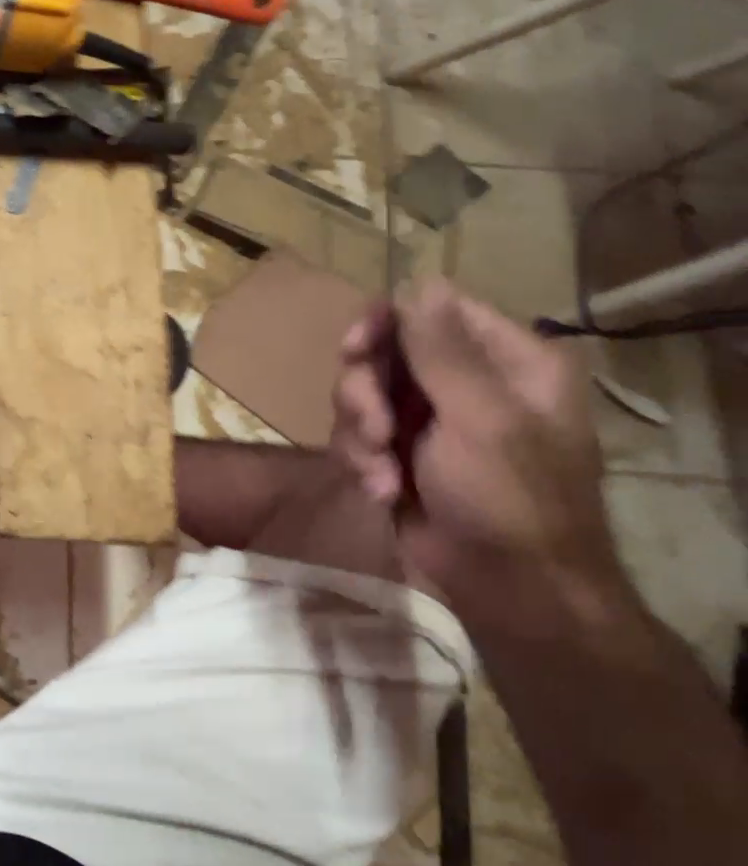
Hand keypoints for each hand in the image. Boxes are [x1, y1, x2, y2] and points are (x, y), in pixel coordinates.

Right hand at [331, 279, 629, 632]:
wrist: (505, 585)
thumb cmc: (509, 497)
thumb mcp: (478, 418)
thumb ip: (442, 350)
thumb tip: (421, 279)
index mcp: (506, 363)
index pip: (432, 311)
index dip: (387, 323)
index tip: (357, 349)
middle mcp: (466, 383)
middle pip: (385, 352)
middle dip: (365, 391)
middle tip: (371, 423)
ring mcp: (430, 419)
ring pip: (361, 394)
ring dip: (360, 432)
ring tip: (379, 471)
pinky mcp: (399, 452)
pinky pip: (356, 434)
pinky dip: (362, 460)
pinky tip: (382, 489)